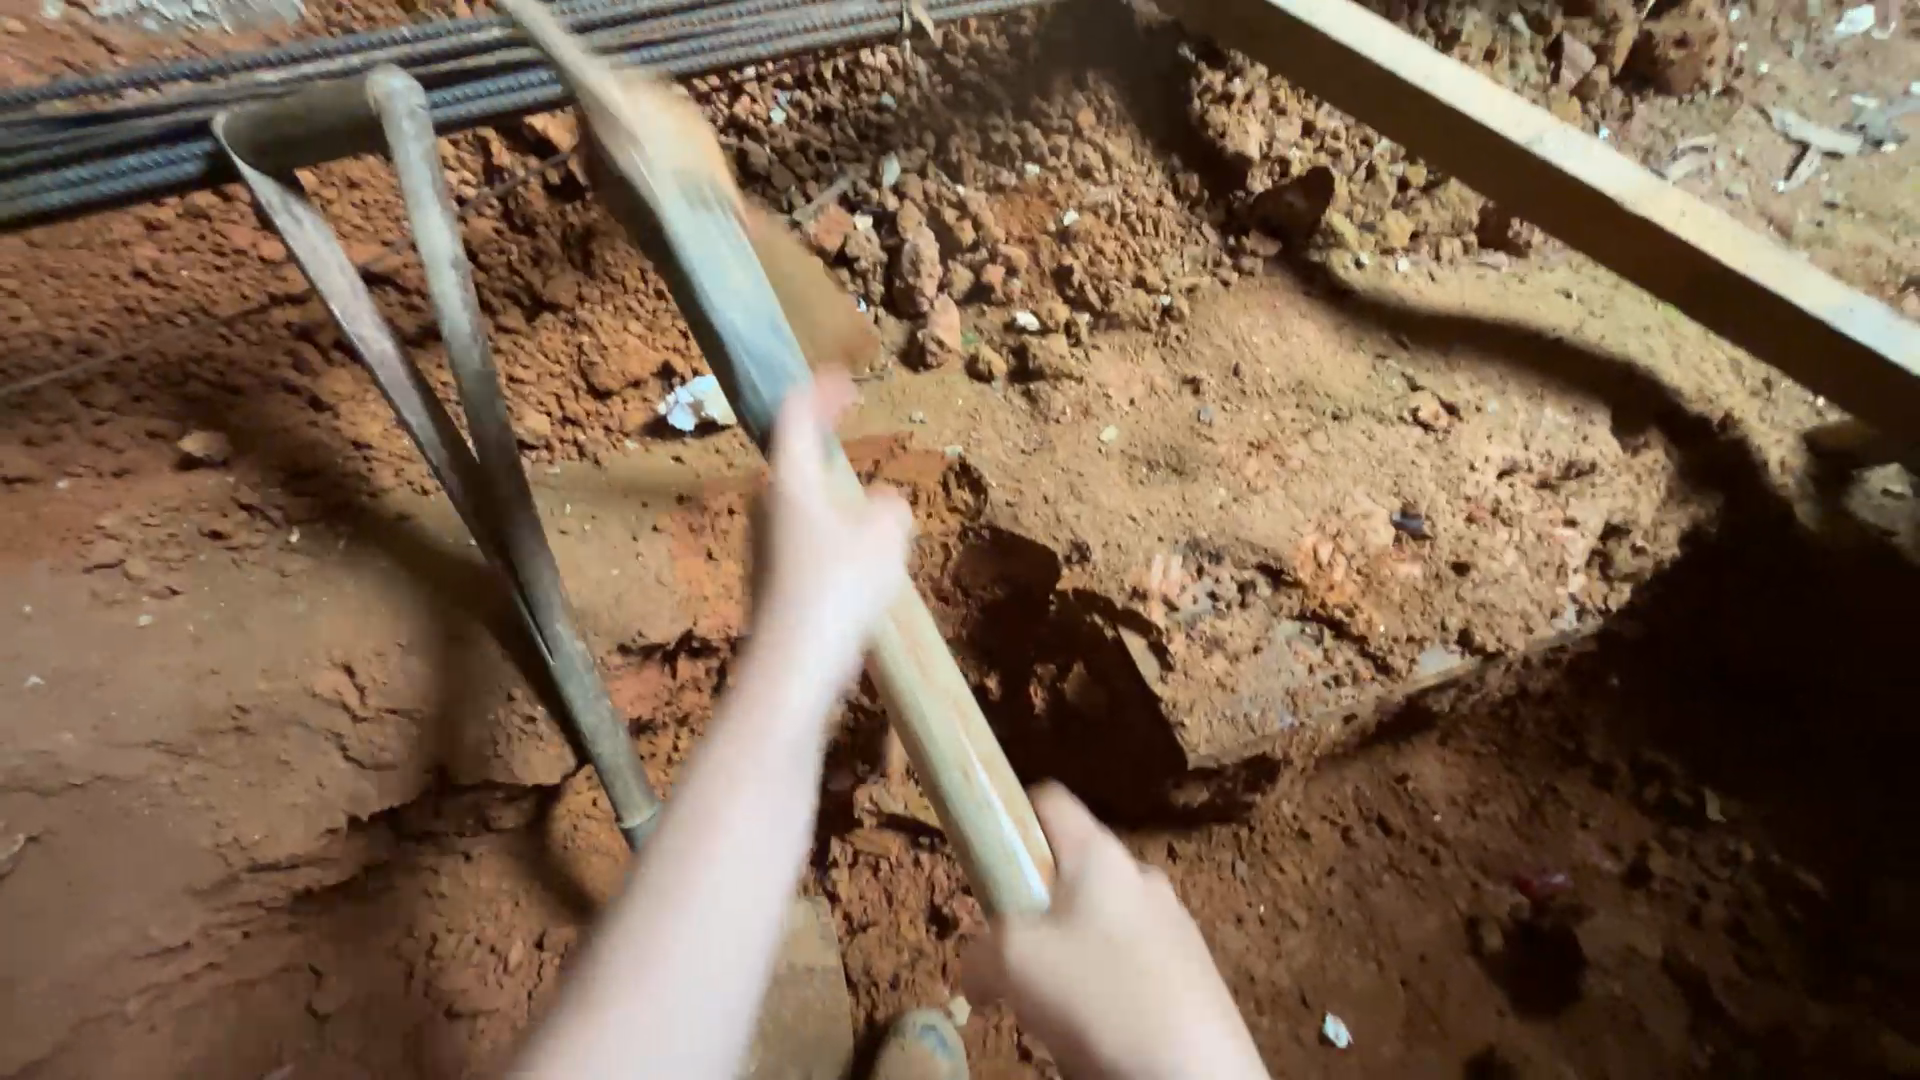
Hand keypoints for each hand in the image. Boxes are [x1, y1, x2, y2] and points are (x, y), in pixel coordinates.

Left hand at [749, 369, 913, 686]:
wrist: (794, 663)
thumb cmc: (840, 586)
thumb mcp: (886, 534)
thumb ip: (889, 507)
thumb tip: (880, 505)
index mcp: (789, 480)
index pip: (795, 414)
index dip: (821, 390)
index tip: (844, 378)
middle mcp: (767, 505)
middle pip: (795, 461)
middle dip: (827, 448)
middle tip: (854, 445)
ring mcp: (762, 545)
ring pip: (803, 505)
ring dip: (834, 501)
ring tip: (871, 518)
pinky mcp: (769, 580)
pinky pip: (805, 541)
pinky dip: (831, 537)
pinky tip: (859, 568)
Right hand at [965, 784, 1268, 1079]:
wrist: (1198, 1076)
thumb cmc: (1098, 995)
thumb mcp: (1012, 965)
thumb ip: (978, 953)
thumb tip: (976, 971)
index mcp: (1097, 852)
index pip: (1049, 798)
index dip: (1015, 816)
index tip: (995, 860)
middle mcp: (1139, 872)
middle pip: (1074, 865)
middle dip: (1040, 903)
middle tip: (1020, 951)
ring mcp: (1173, 919)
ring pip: (1103, 917)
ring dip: (1073, 948)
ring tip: (1059, 1003)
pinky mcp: (1195, 967)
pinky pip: (1134, 958)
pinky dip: (1110, 982)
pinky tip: (1102, 1029)